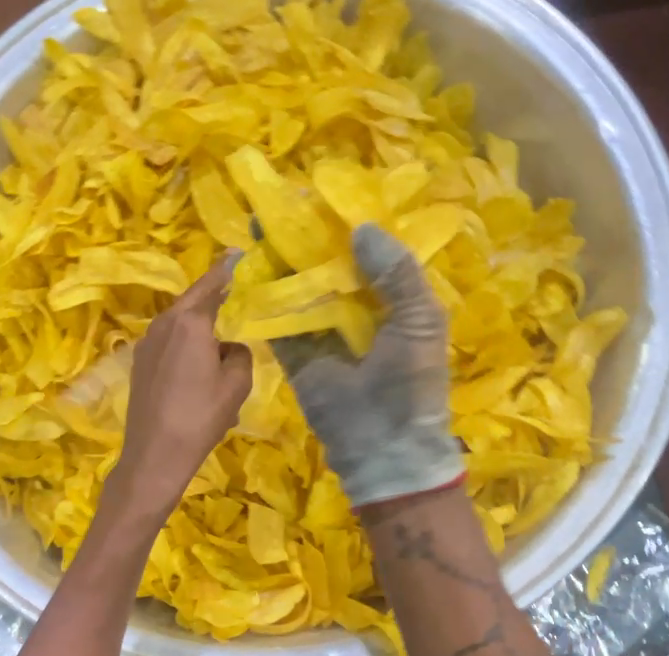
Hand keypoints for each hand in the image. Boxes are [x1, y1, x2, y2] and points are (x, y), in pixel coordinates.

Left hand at [105, 254, 252, 522]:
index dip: (227, 270)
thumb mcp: (236, 384)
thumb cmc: (199, 416)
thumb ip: (239, 354)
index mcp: (189, 321)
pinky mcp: (139, 365)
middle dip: (212, 294)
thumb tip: (228, 348)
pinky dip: (184, 344)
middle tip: (233, 289)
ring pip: (178, 323)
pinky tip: (197, 362)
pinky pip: (167, 344)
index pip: (212, 284)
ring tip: (219, 331)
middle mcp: (163, 324)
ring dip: (197, 323)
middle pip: (192, 301)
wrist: (154, 454)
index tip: (237, 255)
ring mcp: (146, 345)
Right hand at [268, 223, 461, 506]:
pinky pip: (278, 325)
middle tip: (280, 206)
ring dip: (280, 265)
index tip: (322, 197)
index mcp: (392, 301)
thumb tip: (360, 230)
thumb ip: (396, 272)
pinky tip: (248, 273)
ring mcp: (322, 336)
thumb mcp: (420, 318)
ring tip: (258, 230)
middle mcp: (355, 313)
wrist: (382, 445)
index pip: (367, 255)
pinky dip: (264, 303)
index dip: (346, 227)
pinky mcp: (295, 359)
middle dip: (305, 241)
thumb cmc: (411, 382)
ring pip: (299, 292)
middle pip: (327, 269)